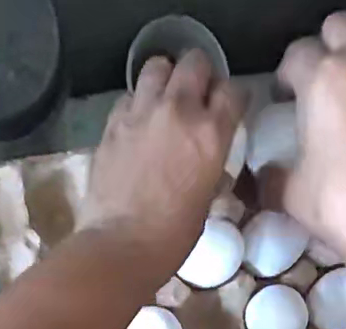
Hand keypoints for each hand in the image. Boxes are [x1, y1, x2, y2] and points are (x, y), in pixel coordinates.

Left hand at [79, 51, 244, 284]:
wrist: (119, 248)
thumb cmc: (169, 240)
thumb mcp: (204, 207)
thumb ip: (210, 176)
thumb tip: (212, 173)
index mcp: (211, 135)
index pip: (233, 91)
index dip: (232, 98)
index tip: (228, 109)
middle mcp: (178, 111)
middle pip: (195, 62)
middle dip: (199, 76)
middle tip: (196, 98)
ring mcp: (142, 113)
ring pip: (157, 67)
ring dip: (165, 79)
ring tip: (164, 102)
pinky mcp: (112, 124)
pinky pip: (129, 97)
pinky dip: (136, 105)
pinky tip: (137, 126)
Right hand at [276, 13, 345, 263]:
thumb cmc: (336, 203)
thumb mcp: (289, 195)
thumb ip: (272, 176)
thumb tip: (266, 174)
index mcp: (322, 78)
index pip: (294, 55)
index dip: (284, 76)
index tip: (282, 99)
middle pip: (339, 27)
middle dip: (324, 49)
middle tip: (317, 86)